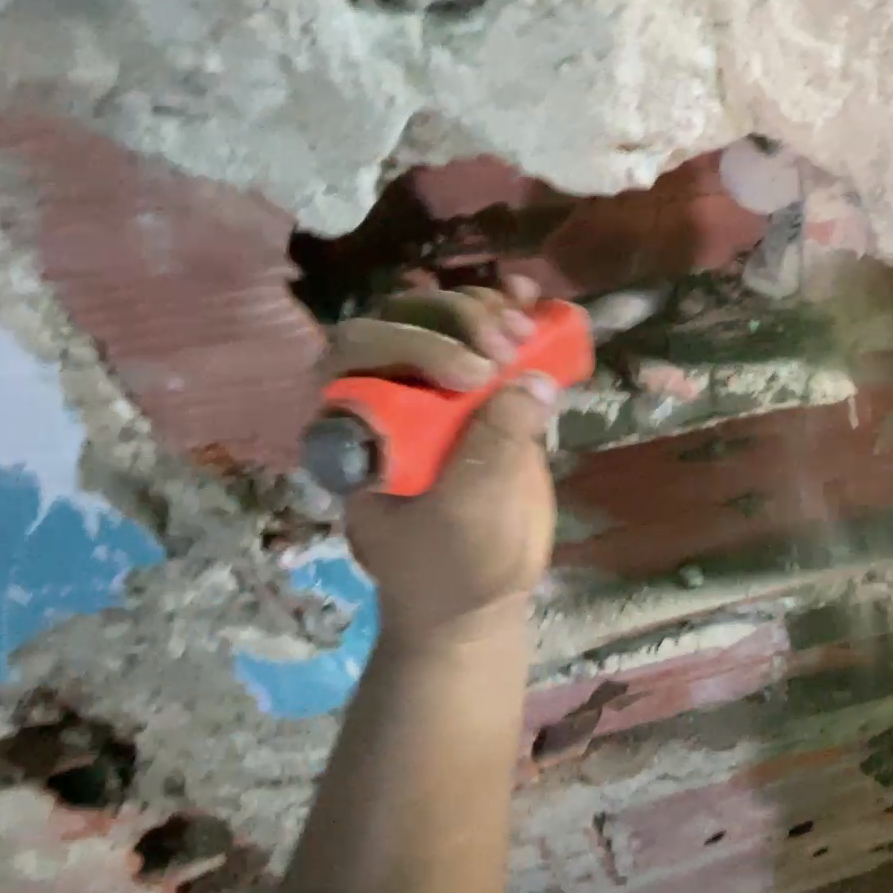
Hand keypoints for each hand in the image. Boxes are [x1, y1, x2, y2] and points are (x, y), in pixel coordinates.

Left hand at [320, 280, 558, 646]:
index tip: (476, 376)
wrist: (480, 593)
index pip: (358, 355)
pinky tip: (534, 299)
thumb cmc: (452, 564)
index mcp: (357, 427)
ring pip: (446, 318)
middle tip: (505, 348)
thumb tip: (536, 377)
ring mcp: (438, 390)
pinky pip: (492, 339)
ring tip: (527, 325)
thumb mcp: (467, 513)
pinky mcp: (485, 394)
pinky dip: (513, 313)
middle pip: (403, 321)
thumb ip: (493, 446)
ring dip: (486, 309)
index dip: (415, 346)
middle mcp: (389, 396)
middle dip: (454, 321)